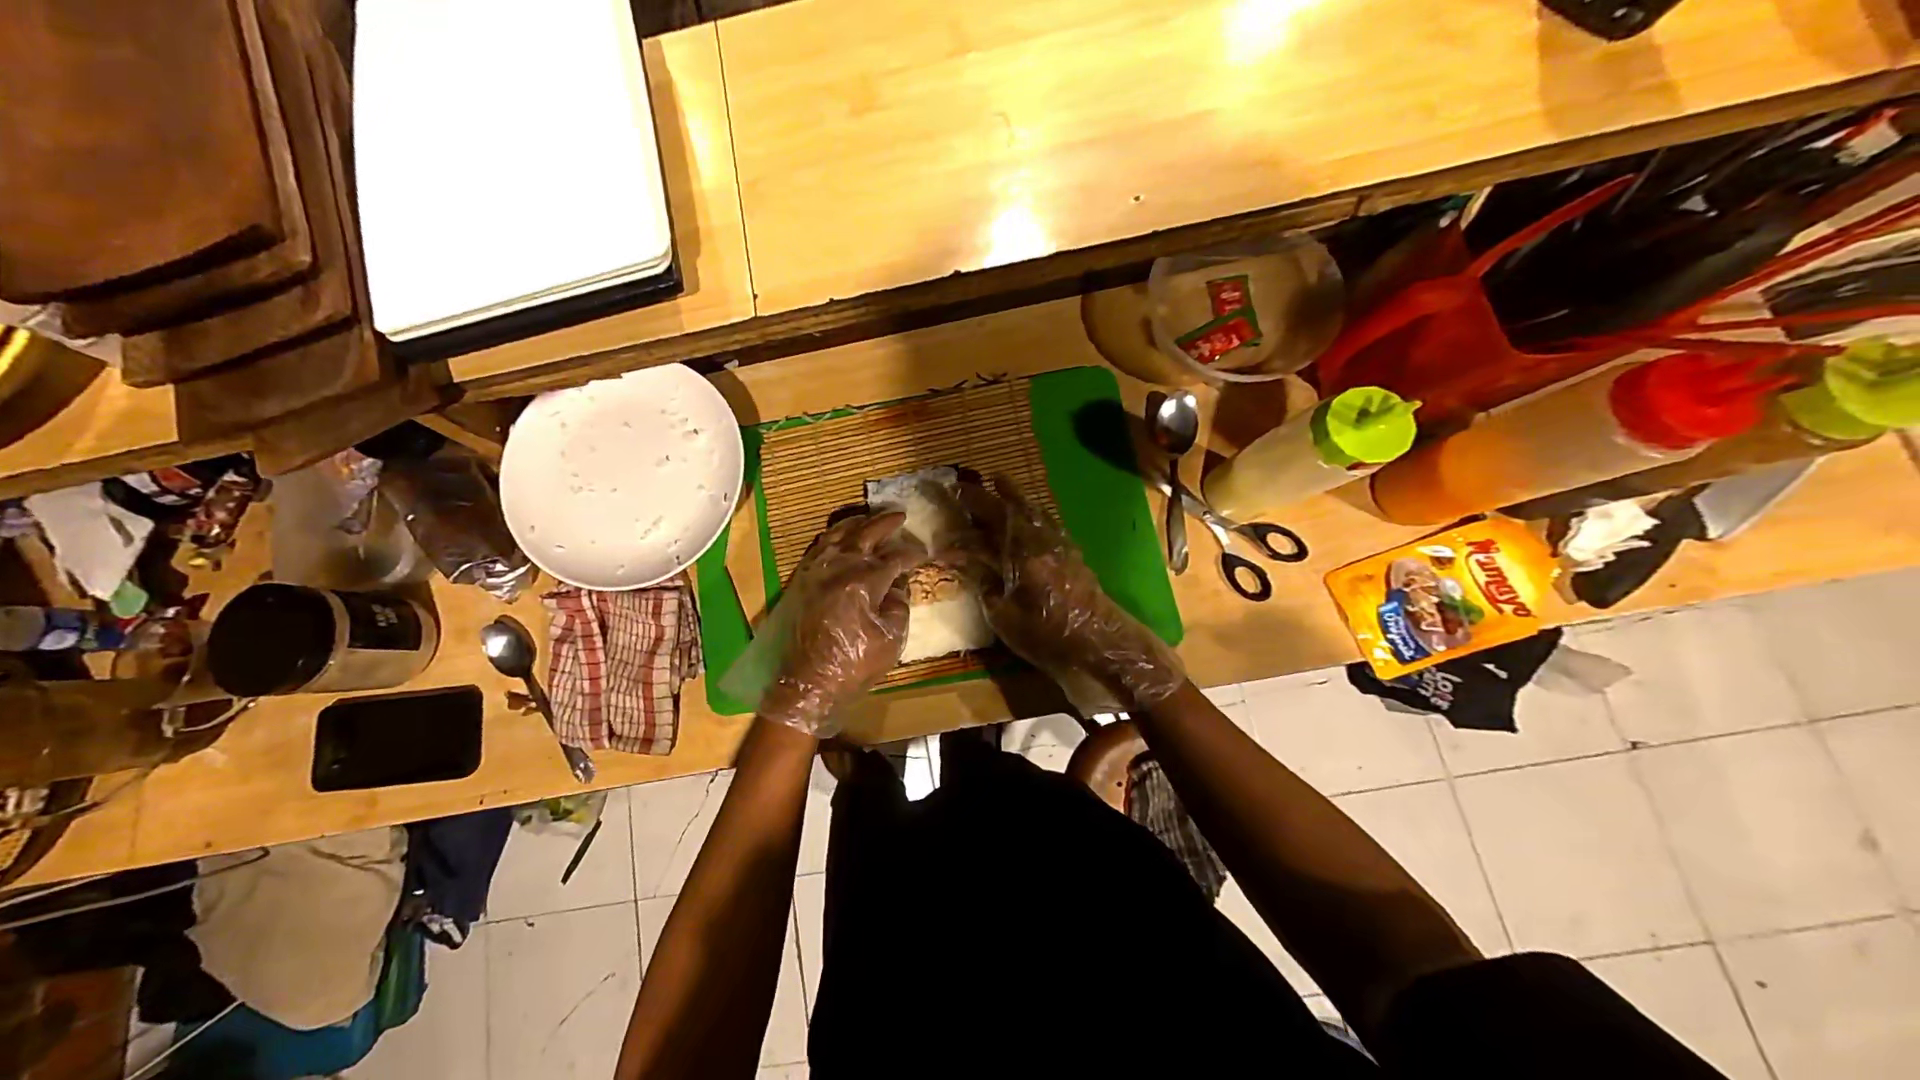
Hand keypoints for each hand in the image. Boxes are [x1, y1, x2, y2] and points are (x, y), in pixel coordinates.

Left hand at [760, 511, 928, 734]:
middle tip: (900, 515)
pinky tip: (842, 538)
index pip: (894, 557)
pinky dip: (834, 537)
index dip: (912, 553)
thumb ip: (898, 605)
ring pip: (838, 535)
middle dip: (885, 523)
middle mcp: (839, 567)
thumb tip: (897, 585)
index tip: (923, 553)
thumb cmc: (853, 665)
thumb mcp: (891, 639)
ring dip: (857, 524)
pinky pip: (820, 548)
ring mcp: (817, 571)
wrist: (807, 684)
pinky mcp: (802, 581)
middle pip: (865, 534)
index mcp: (864, 580)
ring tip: (870, 519)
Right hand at [949, 477, 1185, 706]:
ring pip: (1036, 511)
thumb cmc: (1046, 634)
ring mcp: (1061, 545)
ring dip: (1016, 498)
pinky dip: (1034, 514)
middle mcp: (1042, 540)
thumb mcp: (1003, 615)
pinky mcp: (1073, 555)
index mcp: (1022, 552)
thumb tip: (961, 559)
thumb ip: (983, 581)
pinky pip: (1049, 523)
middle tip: (973, 482)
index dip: (971, 502)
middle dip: (992, 493)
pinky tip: (1030, 518)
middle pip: (1015, 507)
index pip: (991, 517)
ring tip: (1002, 487)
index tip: (953, 489)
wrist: (1098, 643)